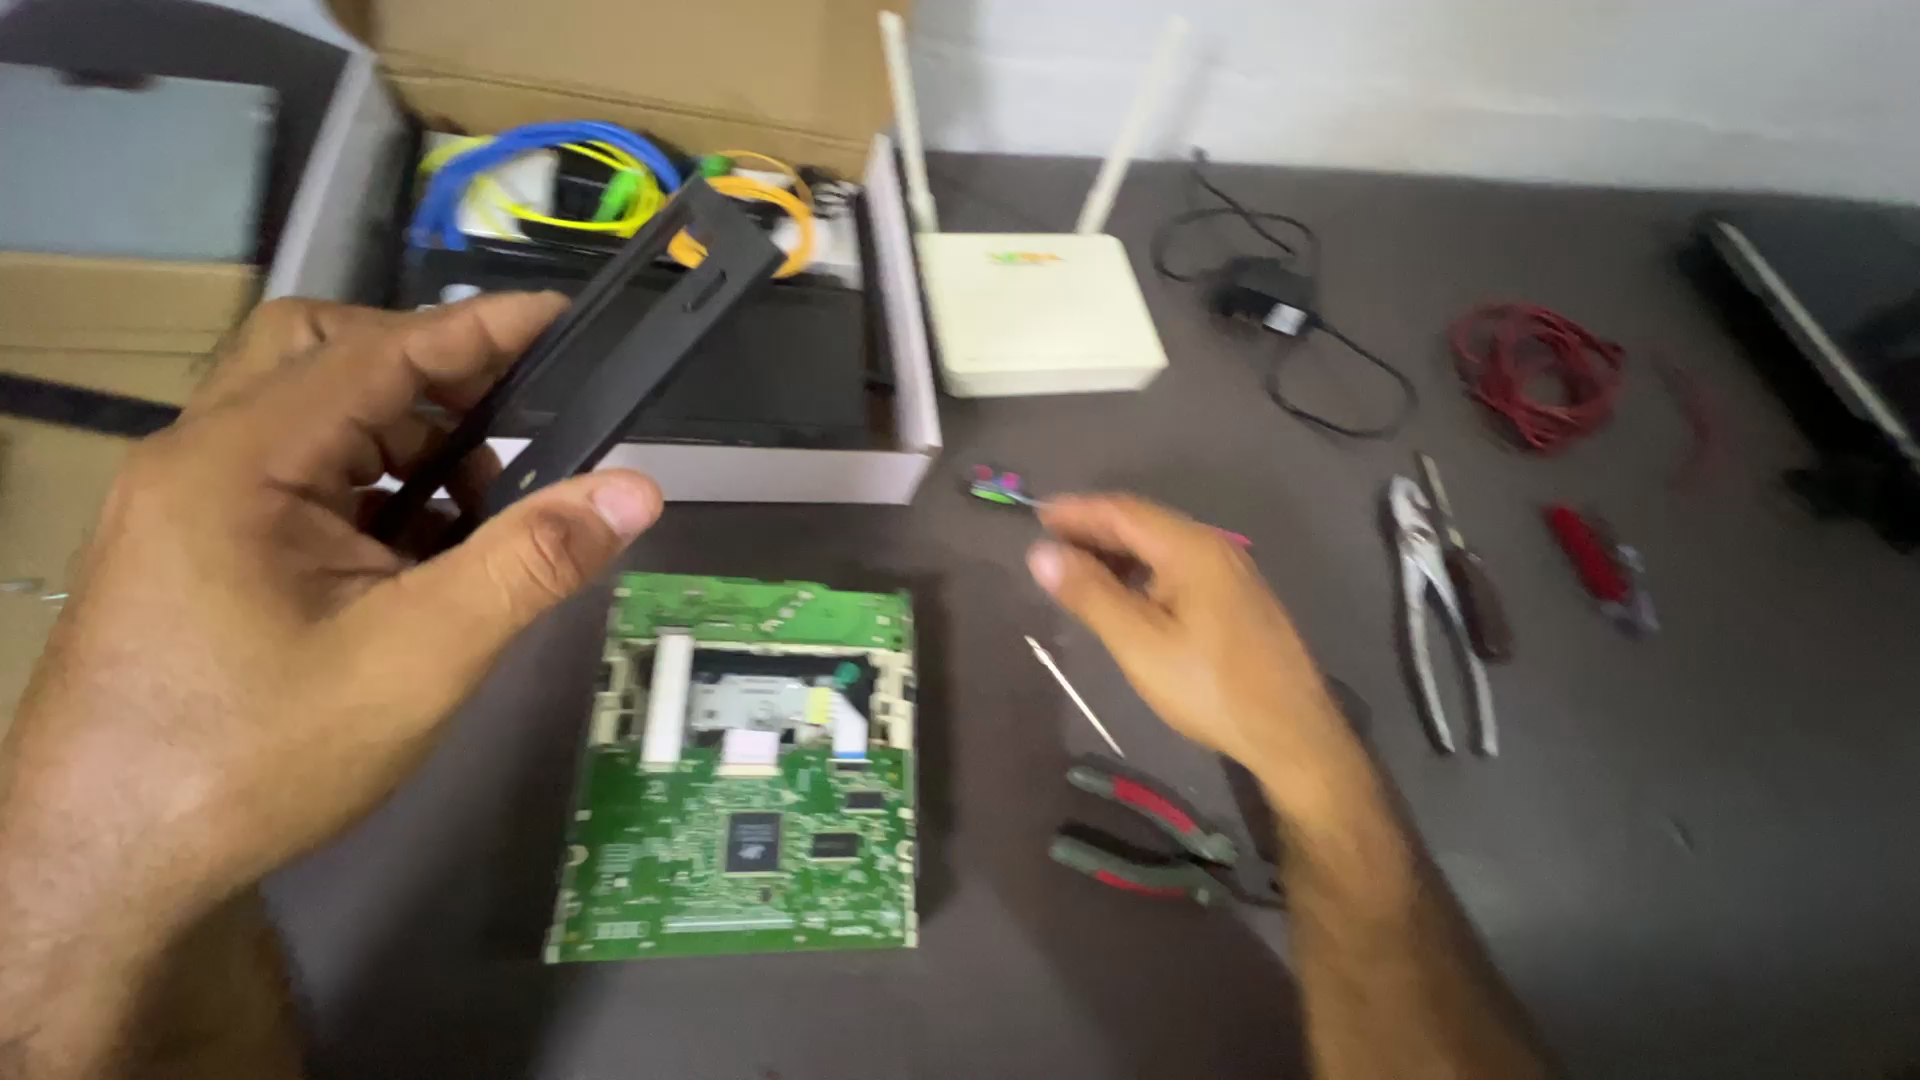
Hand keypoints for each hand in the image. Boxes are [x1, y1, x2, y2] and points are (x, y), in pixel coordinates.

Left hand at [1, 293, 662, 922]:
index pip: (379, 355)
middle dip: (434, 374)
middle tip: (518, 415)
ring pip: (325, 421)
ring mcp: (204, 508)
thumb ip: (534, 561)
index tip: (561, 316)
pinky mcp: (217, 551)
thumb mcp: (424, 654)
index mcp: (238, 464)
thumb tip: (638, 491)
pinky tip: (436, 550)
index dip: (479, 328)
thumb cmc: (260, 757)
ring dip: (418, 440)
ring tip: (489, 504)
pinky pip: (318, 480)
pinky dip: (391, 490)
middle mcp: (208, 462)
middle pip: (328, 358)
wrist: (109, 873)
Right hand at [1028, 495, 1361, 812]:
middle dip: (1093, 529)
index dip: (1077, 511)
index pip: (1123, 512)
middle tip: (1049, 545)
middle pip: (1143, 524)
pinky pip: (1177, 566)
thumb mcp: (1139, 643)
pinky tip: (1125, 593)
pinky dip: (1142, 570)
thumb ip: (1090, 594)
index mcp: (1191, 549)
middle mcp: (1214, 548)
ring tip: (1076, 569)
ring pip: (1161, 546)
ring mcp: (1229, 572)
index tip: (1037, 516)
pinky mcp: (1235, 597)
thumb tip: (1041, 554)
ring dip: (1117, 551)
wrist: (1291, 734)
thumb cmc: (1209, 687)